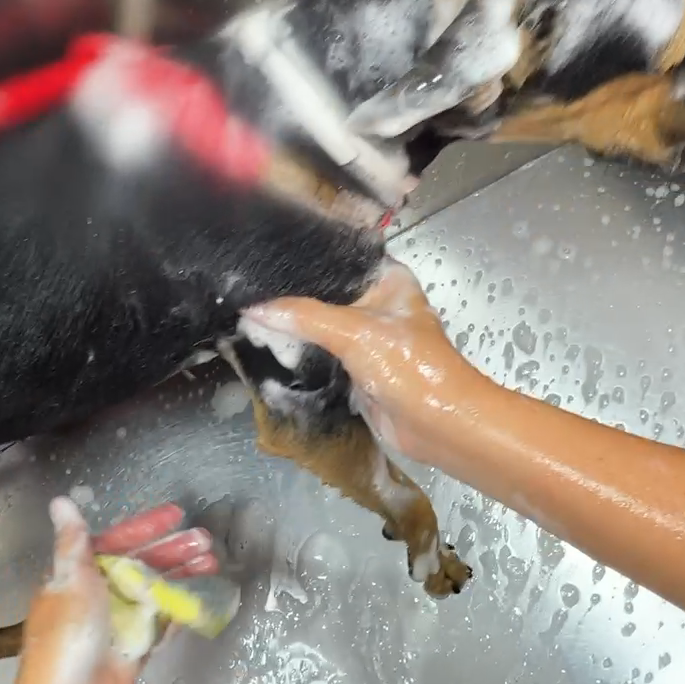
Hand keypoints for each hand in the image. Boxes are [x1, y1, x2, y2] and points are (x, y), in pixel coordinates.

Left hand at [0, 497, 215, 683]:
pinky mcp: (135, 645)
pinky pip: (160, 618)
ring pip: (155, 588)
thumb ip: (74, 541)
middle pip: (142, 563)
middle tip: (205, 540)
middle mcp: (99, 593)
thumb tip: (60, 500)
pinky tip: (201, 594)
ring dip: (182, 574)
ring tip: (211, 563)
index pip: (118, 541)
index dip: (146, 527)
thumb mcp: (71, 579)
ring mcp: (119, 620)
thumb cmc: (68, 635)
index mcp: (79, 574)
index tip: (176, 514)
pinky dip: (179, 605)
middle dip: (173, 550)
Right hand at [243, 260, 495, 462]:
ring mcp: (367, 337)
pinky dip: (298, 351)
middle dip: (290, 295)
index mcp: (387, 279)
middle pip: (325, 292)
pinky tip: (265, 342)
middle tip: (246, 288)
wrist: (438, 427)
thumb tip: (252, 309)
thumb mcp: (353, 332)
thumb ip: (302, 316)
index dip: (301, 257)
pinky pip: (320, 353)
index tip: (260, 256)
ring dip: (292, 325)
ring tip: (247, 311)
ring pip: (320, 324)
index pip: (337, 258)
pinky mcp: (357, 368)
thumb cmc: (409, 367)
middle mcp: (378, 302)